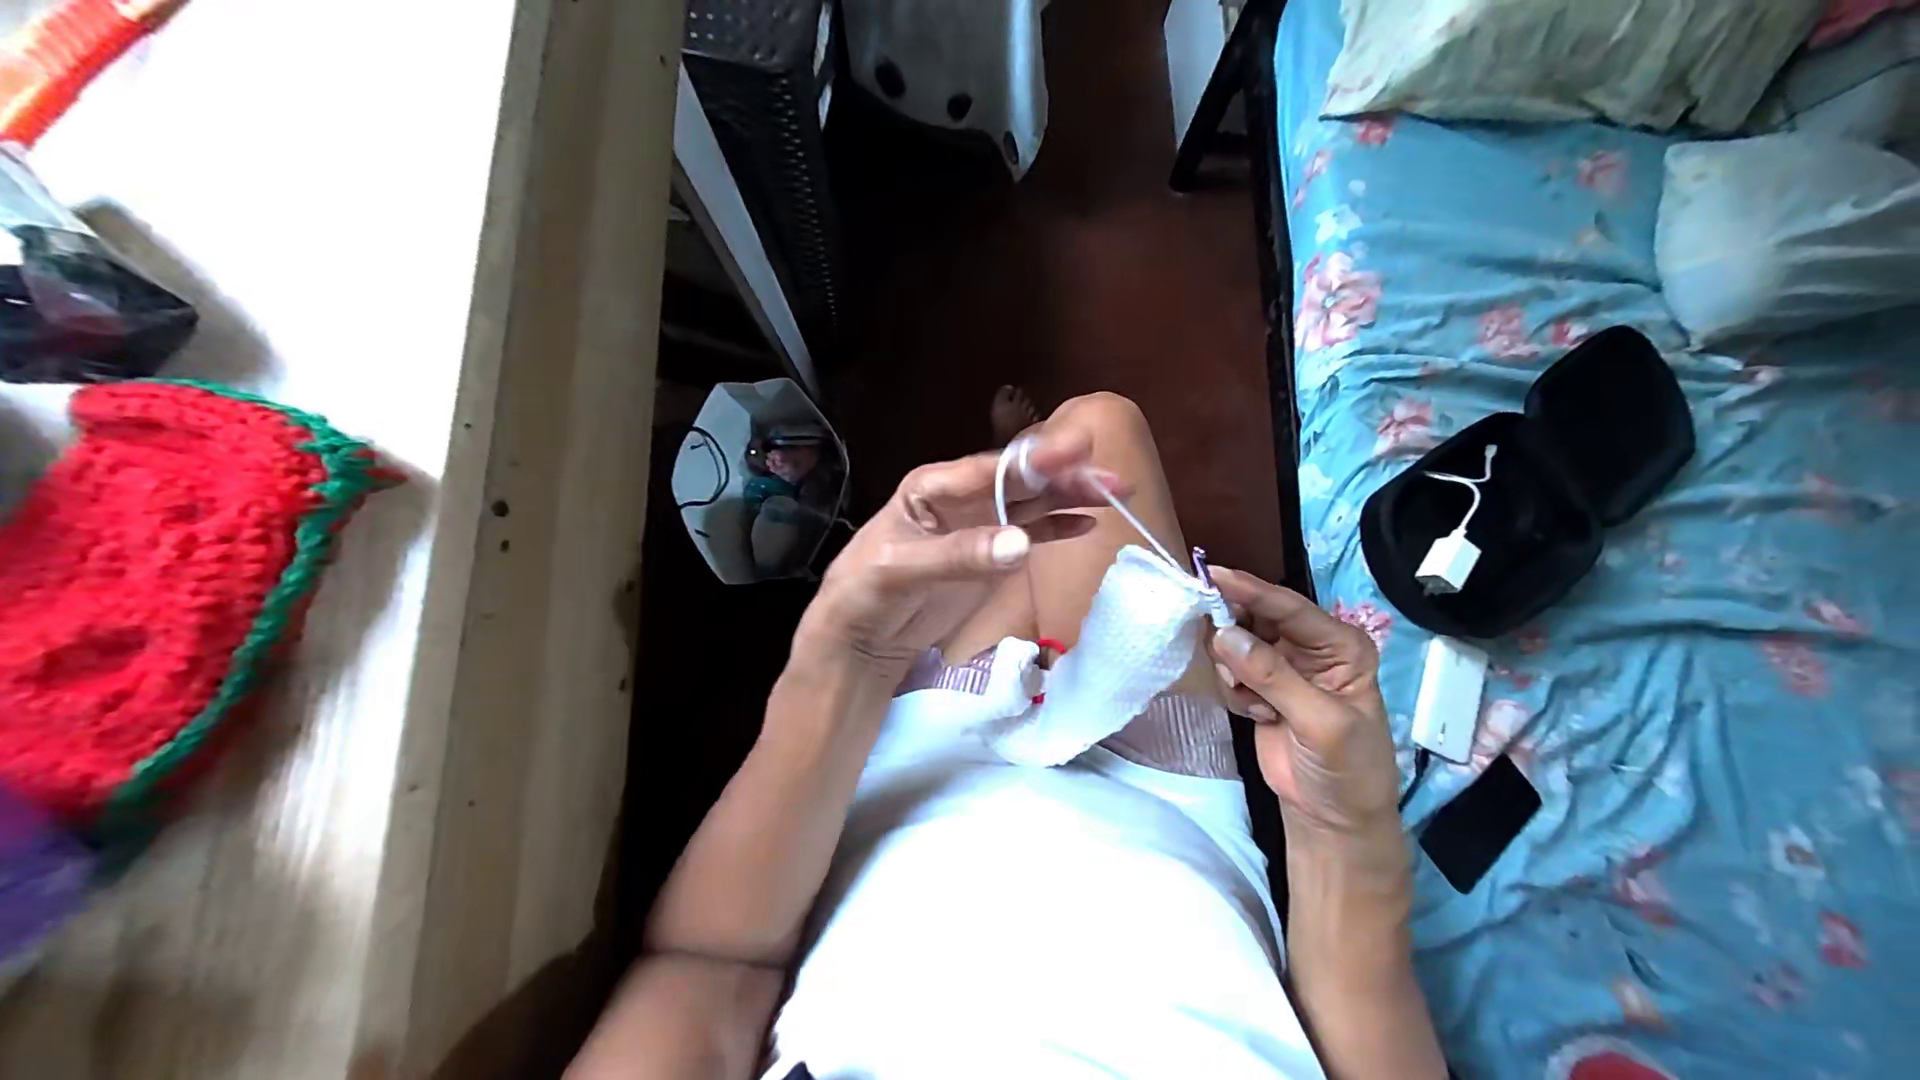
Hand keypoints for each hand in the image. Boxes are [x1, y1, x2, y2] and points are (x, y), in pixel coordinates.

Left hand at [792, 431, 1128, 687]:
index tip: (1077, 450)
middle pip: (1020, 482)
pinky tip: (1084, 524)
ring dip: (1069, 498)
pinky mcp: (990, 556)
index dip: (1033, 461)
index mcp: (932, 488)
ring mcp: (978, 526)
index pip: (988, 469)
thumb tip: (1020, 543)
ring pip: (1031, 504)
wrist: (861, 637)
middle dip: (1064, 477)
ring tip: (1113, 493)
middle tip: (1112, 479)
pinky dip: (1056, 528)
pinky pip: (1030, 534)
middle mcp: (961, 498)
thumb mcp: (901, 570)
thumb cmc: (865, 593)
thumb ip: (959, 555)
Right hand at [1207, 568, 1400, 841]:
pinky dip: (1233, 689)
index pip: (1289, 607)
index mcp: (1340, 644)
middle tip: (1213, 640)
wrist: (1332, 817)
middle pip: (1256, 616)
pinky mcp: (1258, 685)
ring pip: (1235, 640)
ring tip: (1255, 702)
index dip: (1250, 590)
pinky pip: (1228, 668)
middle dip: (1234, 629)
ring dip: (1234, 669)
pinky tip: (1257, 714)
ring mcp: (1281, 666)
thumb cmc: (1347, 769)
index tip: (1211, 575)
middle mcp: (1308, 646)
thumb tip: (1224, 634)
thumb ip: (1274, 676)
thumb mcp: (1321, 723)